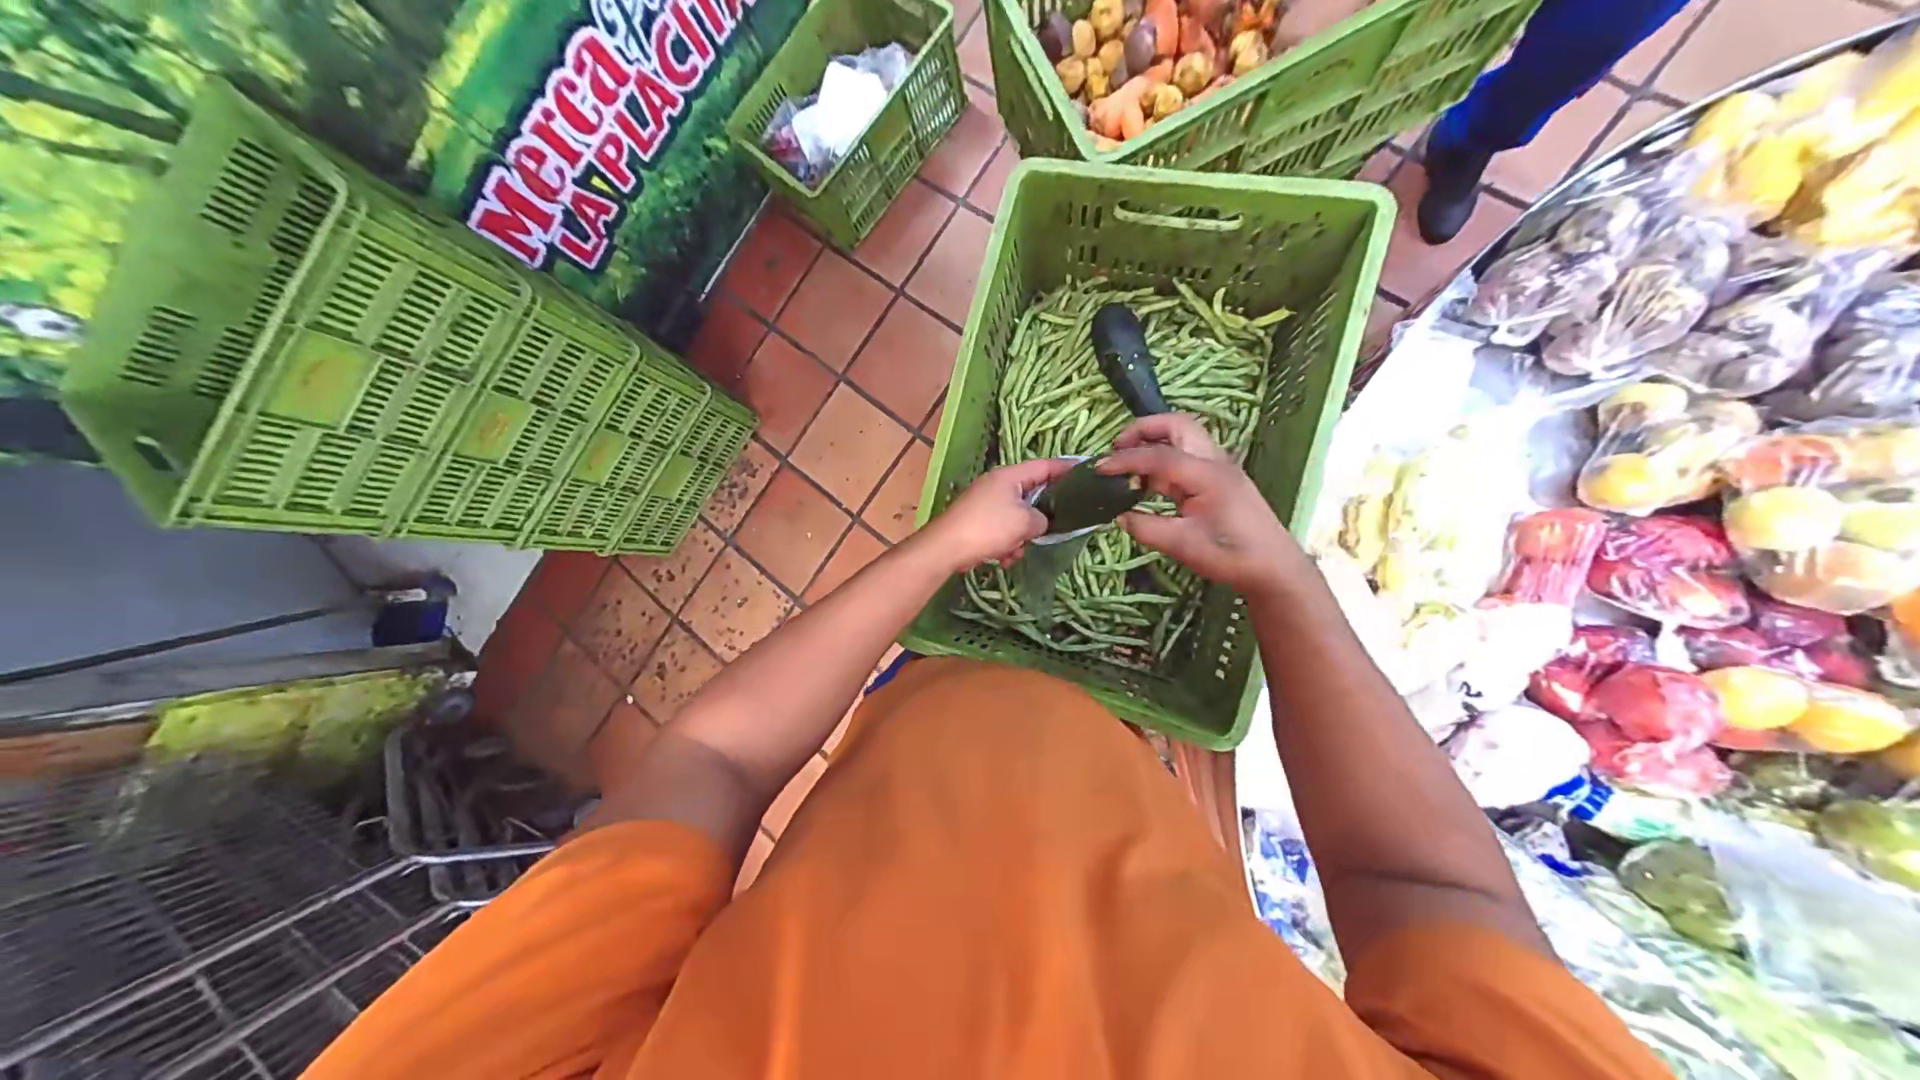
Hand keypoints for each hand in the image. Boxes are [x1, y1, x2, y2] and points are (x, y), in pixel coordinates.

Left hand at [916, 457, 1076, 571]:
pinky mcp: (977, 522)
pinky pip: (1002, 531)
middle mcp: (997, 485)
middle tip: (1053, 528)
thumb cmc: (989, 528)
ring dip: (1021, 537)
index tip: (1085, 472)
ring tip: (1015, 551)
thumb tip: (1041, 522)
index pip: (1044, 466)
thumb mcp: (1025, 522)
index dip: (1066, 468)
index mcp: (1010, 476)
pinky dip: (1006, 545)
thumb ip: (1043, 519)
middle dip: (1040, 517)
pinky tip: (1002, 559)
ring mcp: (985, 503)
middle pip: (1031, 495)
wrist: (947, 548)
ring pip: (1017, 518)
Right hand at [1099, 414, 1306, 596]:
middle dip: (1144, 429)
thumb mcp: (1182, 546)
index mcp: (1207, 474)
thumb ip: (1146, 527)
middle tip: (1117, 448)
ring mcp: (1218, 469)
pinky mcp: (1218, 481)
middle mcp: (1214, 462)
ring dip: (1153, 444)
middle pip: (1177, 425)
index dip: (1125, 460)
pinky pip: (1186, 459)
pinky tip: (1146, 483)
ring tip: (1127, 464)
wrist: (1274, 568)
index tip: (1099, 469)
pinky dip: (1162, 462)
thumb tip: (1119, 516)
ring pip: (1183, 439)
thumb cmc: (1232, 556)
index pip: (1159, 455)